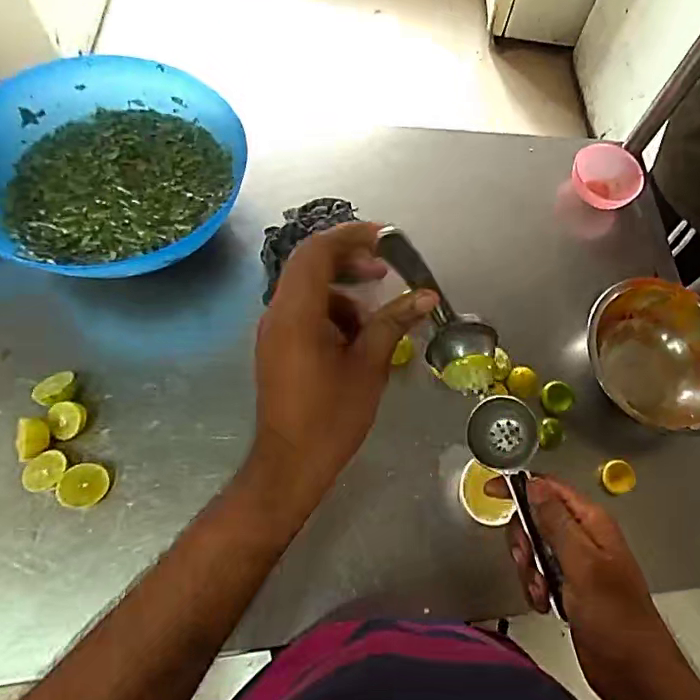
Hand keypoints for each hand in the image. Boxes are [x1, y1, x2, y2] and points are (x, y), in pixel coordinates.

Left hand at [250, 222, 435, 508]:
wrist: (291, 463)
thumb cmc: (331, 417)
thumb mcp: (369, 367)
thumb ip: (393, 323)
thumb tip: (425, 296)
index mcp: (297, 314)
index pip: (317, 252)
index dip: (351, 236)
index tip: (384, 238)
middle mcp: (278, 314)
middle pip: (310, 265)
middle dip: (349, 261)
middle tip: (384, 271)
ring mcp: (274, 331)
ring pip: (309, 291)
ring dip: (344, 293)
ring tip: (376, 321)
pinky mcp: (277, 347)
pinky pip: (305, 313)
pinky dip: (333, 314)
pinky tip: (356, 342)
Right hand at [492, 474, 677, 699]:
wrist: (633, 670)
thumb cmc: (617, 618)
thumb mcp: (583, 563)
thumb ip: (557, 522)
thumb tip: (536, 487)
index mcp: (592, 522)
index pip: (550, 488)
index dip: (521, 486)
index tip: (493, 491)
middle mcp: (584, 538)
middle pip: (537, 518)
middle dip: (525, 540)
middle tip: (529, 562)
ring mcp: (577, 564)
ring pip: (535, 548)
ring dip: (529, 569)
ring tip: (542, 591)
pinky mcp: (570, 588)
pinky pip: (540, 575)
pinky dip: (535, 588)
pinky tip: (545, 603)